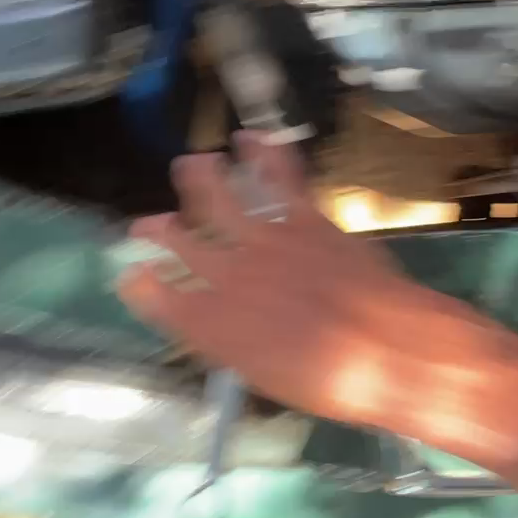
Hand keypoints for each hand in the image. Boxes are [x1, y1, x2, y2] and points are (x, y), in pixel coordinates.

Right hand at [118, 135, 517, 458]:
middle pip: (184, 244)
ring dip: (202, 180)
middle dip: (160, 231)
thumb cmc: (328, 379)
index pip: (164, 299)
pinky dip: (263, 154)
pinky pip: (278, 178)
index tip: (134, 275)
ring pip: (221, 200)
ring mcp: (267, 240)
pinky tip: (252, 138)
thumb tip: (215, 321)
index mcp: (214, 325)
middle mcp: (230, 277)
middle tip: (146, 223)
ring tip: (189, 164)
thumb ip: (232, 342)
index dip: (144, 286)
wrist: (384, 345)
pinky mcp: (304, 217)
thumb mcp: (264, 375)